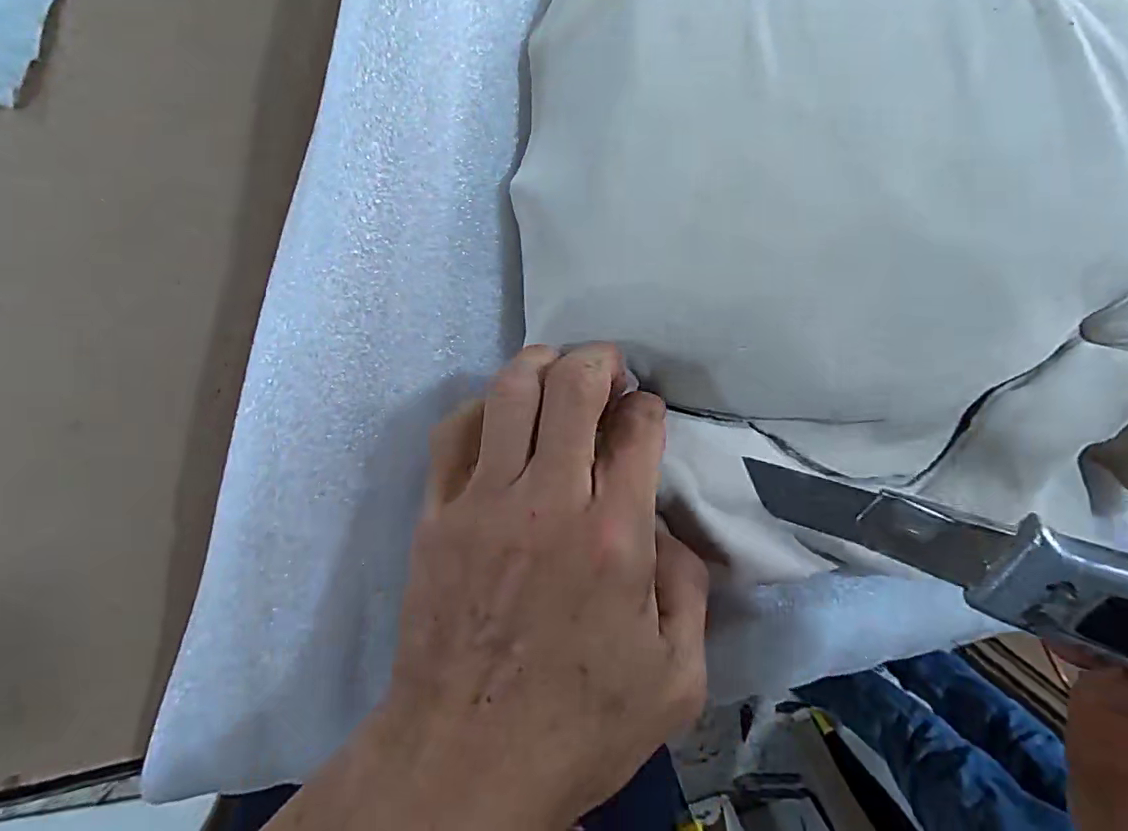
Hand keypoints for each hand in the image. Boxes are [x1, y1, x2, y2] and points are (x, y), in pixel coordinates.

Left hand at [268, 344, 710, 830]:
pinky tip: (503, 415)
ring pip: (510, 392)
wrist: (460, 766)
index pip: (636, 428)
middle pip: (572, 387)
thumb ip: (690, 591)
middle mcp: (550, 503)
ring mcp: (484, 504)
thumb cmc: (576, 726)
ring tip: (559, 373)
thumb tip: (668, 531)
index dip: (648, 406)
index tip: (647, 414)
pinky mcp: (436, 517)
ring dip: (542, 364)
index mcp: (614, 538)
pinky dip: (485, 406)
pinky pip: (456, 432)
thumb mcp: (675, 679)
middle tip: (611, 370)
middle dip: (599, 361)